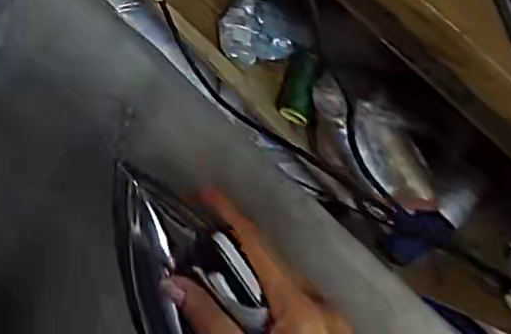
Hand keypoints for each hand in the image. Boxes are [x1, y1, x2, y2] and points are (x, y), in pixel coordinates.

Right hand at [165, 190, 352, 333]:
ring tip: (221, 278)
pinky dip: (272, 301)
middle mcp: (323, 305)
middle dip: (236, 249)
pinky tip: (255, 314)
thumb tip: (174, 281)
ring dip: (254, 278)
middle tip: (200, 241)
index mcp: (302, 305)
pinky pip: (298, 306)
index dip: (228, 212)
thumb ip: (211, 320)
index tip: (203, 189)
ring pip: (285, 285)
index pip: (257, 243)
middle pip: (271, 262)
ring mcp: (335, 323)